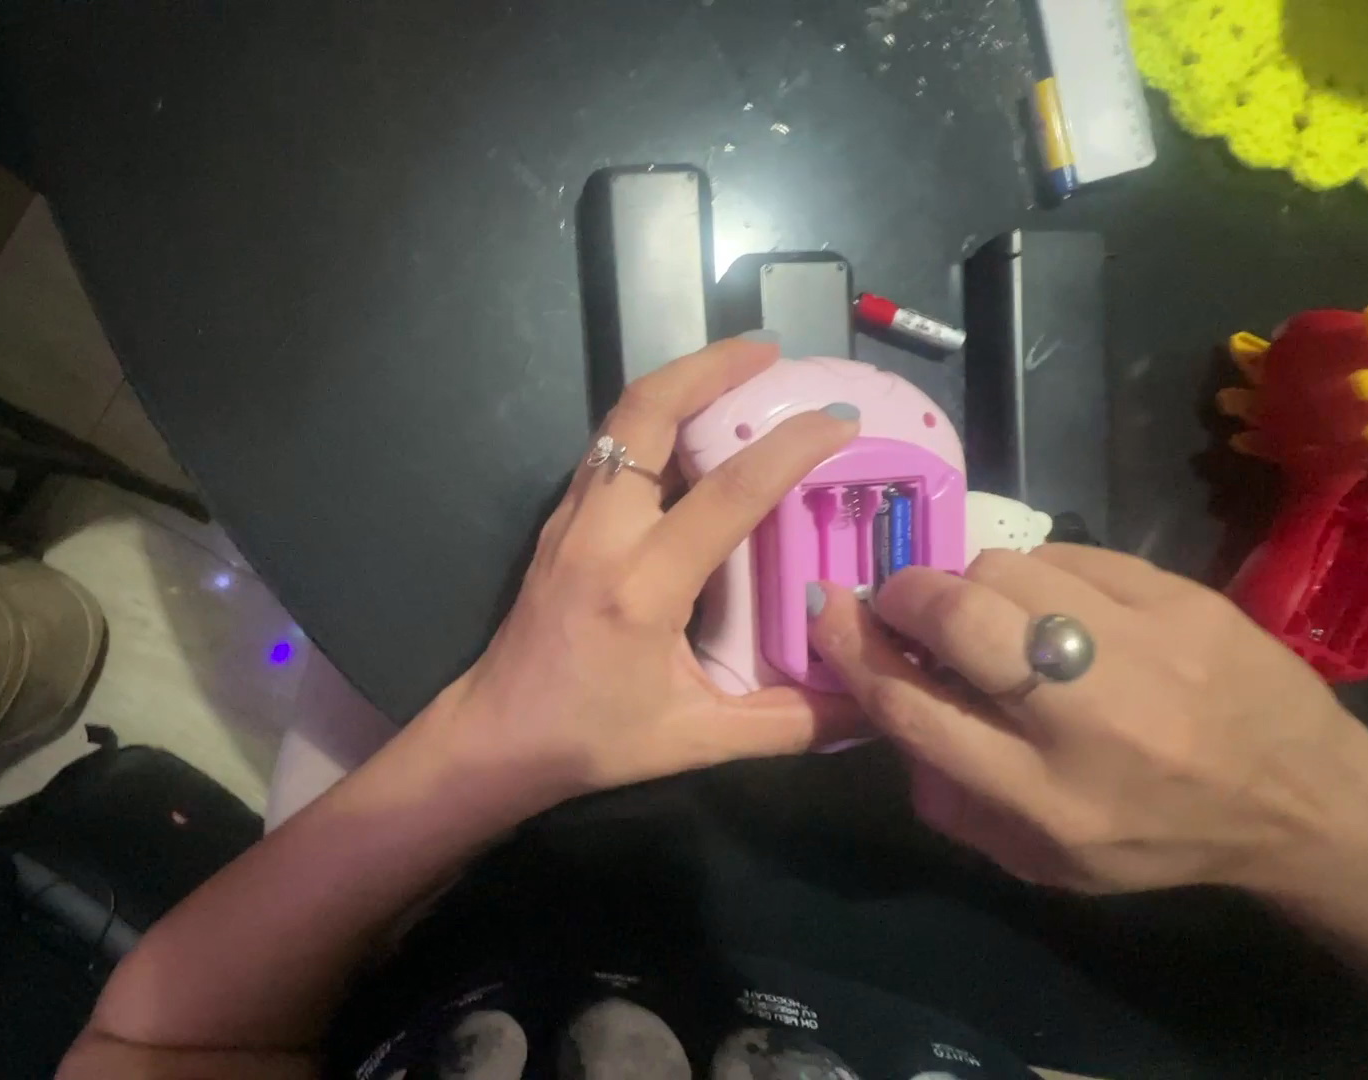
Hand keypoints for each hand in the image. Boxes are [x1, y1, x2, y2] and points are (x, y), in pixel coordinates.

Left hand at [418, 337, 865, 801]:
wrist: (498, 733)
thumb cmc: (592, 738)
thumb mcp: (696, 739)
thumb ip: (789, 722)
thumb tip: (869, 707)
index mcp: (640, 587)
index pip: (725, 494)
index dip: (786, 449)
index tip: (837, 420)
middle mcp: (600, 534)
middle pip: (645, 416)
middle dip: (708, 367)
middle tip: (768, 351)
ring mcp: (570, 519)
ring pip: (620, 422)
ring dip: (678, 384)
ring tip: (737, 372)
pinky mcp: (558, 522)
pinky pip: (608, 450)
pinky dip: (652, 420)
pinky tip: (690, 430)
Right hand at [808, 545, 1367, 893]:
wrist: (1311, 803)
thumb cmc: (1149, 835)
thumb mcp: (1035, 855)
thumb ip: (944, 791)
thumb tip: (877, 693)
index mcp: (1045, 797)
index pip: (913, 706)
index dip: (852, 648)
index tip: (823, 606)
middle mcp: (1092, 720)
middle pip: (957, 621)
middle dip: (905, 596)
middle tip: (902, 603)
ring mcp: (1147, 648)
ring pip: (1003, 570)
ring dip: (969, 584)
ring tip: (989, 612)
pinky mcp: (1184, 598)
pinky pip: (1063, 553)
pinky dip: (1032, 573)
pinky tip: (1053, 604)